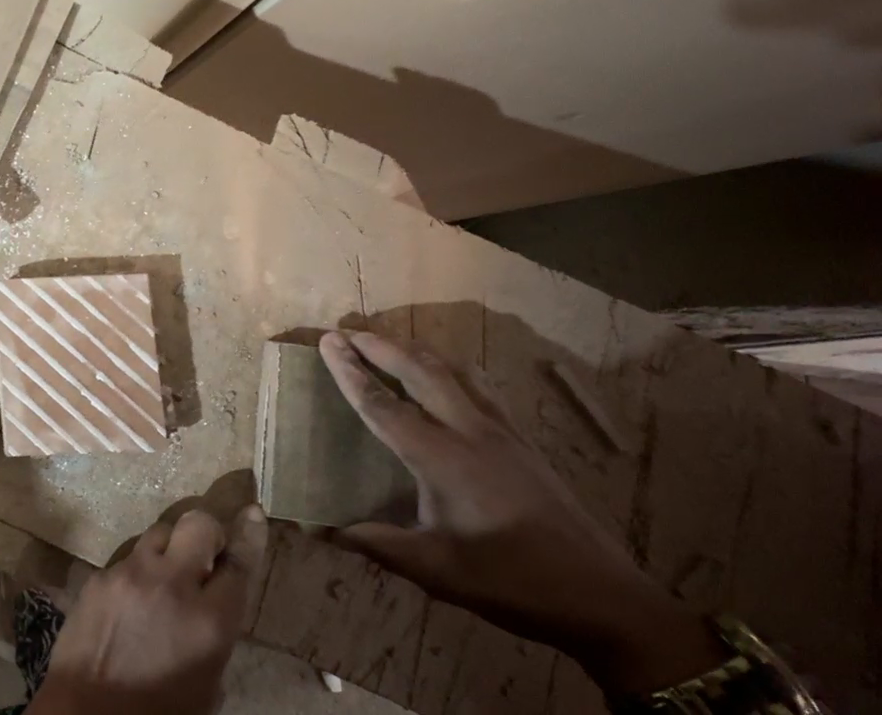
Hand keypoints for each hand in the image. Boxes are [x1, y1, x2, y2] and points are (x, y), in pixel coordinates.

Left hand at [27, 508, 264, 714]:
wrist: (90, 712)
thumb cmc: (160, 708)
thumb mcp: (208, 680)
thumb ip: (216, 630)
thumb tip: (216, 596)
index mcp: (209, 621)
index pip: (238, 564)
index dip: (248, 536)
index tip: (253, 512)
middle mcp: (171, 585)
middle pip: (197, 525)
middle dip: (206, 531)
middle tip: (204, 551)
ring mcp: (130, 575)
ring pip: (158, 532)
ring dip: (169, 548)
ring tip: (165, 574)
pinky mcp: (99, 576)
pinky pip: (127, 558)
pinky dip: (137, 571)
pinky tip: (132, 596)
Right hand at [317, 331, 726, 694]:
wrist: (605, 598)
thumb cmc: (513, 582)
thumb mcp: (437, 571)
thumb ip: (378, 544)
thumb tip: (322, 530)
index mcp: (442, 459)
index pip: (383, 404)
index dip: (350, 372)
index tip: (327, 341)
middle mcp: (471, 433)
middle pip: (419, 372)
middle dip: (380, 346)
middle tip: (347, 329)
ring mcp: (503, 434)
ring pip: (453, 373)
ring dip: (415, 351)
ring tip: (388, 341)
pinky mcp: (524, 443)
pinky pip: (481, 388)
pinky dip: (451, 369)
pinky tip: (448, 374)